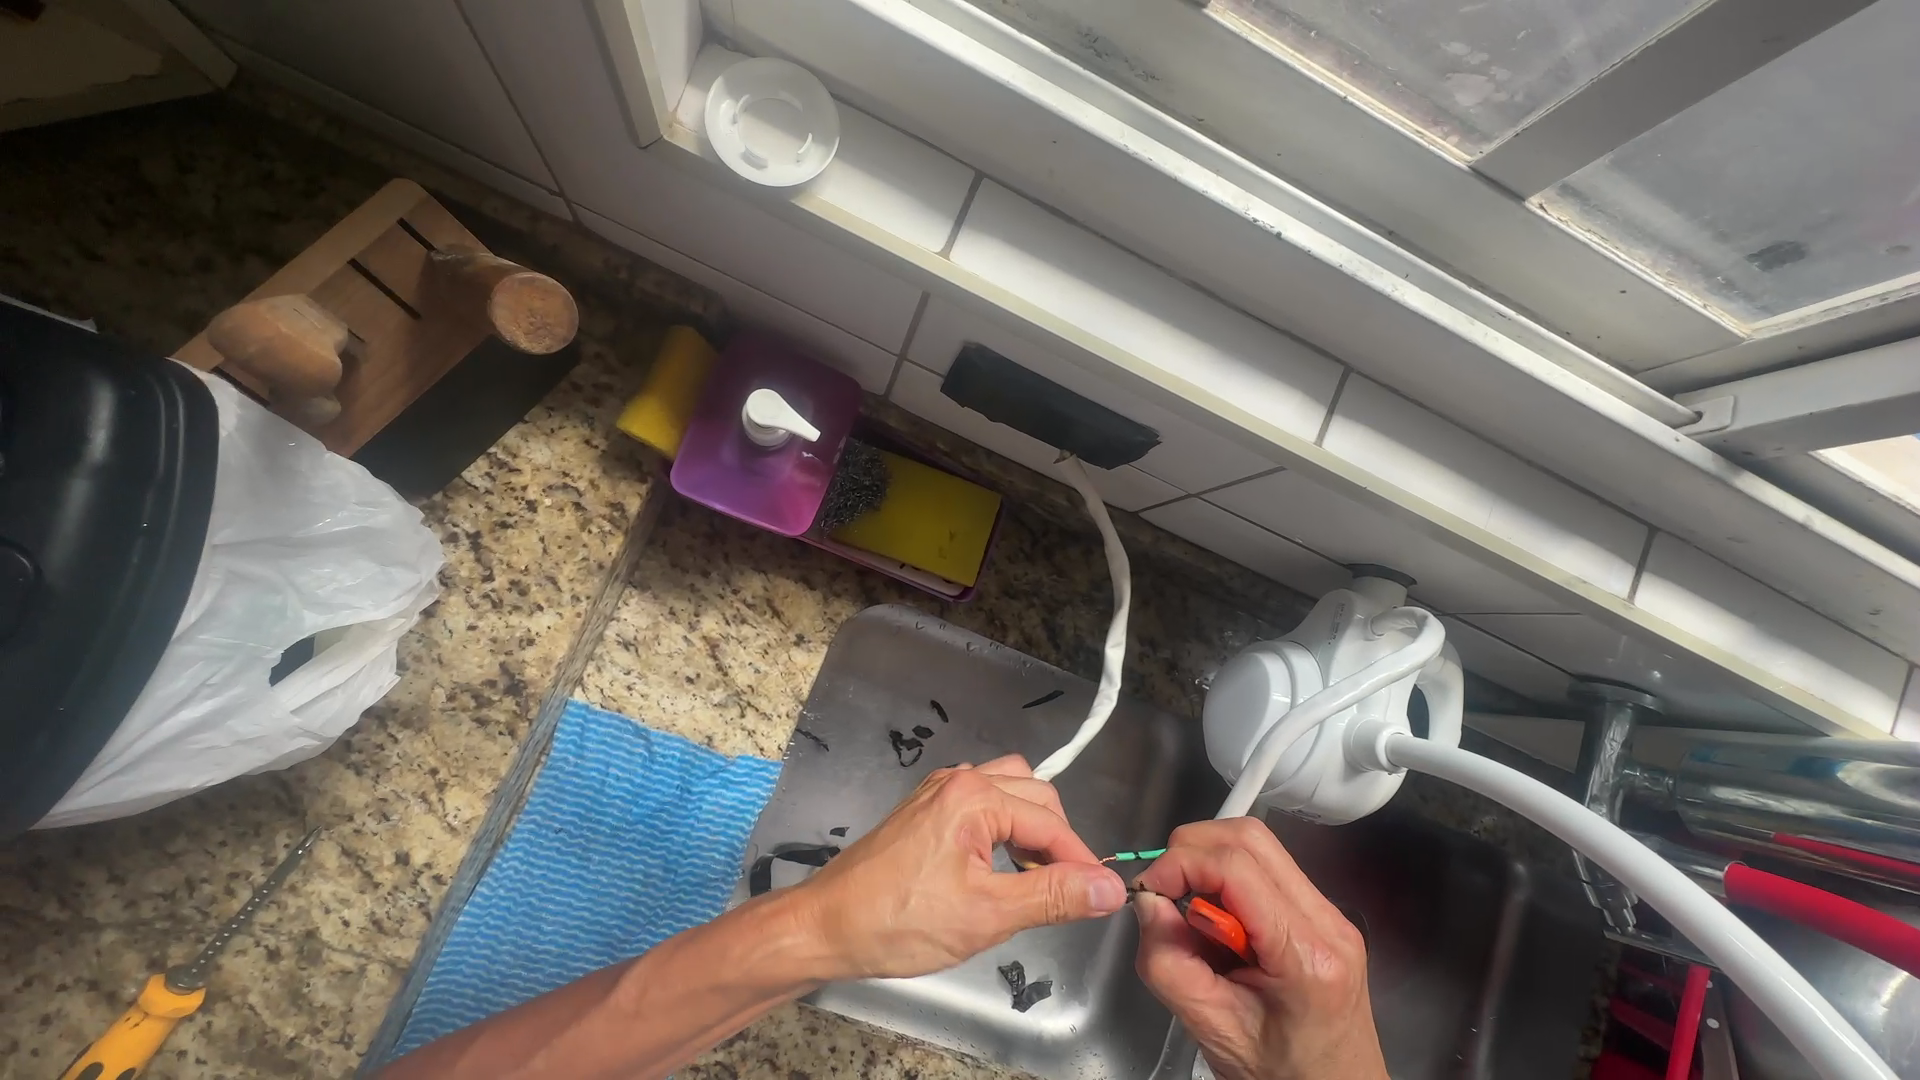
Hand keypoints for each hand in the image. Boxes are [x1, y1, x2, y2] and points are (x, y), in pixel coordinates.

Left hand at [790, 754, 1126, 979]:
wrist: (828, 925)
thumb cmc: (901, 921)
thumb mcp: (986, 915)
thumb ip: (1052, 896)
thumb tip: (1109, 888)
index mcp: (974, 796)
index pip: (1049, 822)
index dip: (1081, 860)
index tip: (1103, 896)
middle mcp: (959, 779)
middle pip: (1034, 795)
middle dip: (1056, 841)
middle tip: (1063, 890)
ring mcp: (940, 790)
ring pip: (1010, 790)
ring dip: (1030, 827)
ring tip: (1032, 875)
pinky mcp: (927, 807)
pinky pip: (983, 800)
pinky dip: (1003, 826)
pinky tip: (998, 862)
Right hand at [1133, 818, 1385, 1079]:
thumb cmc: (1277, 1074)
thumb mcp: (1210, 1026)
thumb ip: (1168, 962)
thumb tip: (1146, 900)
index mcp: (1305, 954)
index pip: (1235, 865)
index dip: (1180, 863)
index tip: (1149, 890)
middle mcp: (1327, 921)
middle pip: (1248, 837)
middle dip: (1192, 850)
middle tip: (1165, 891)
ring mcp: (1330, 913)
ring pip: (1257, 842)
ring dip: (1209, 859)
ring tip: (1191, 908)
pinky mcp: (1321, 913)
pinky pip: (1266, 866)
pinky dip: (1227, 875)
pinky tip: (1217, 918)